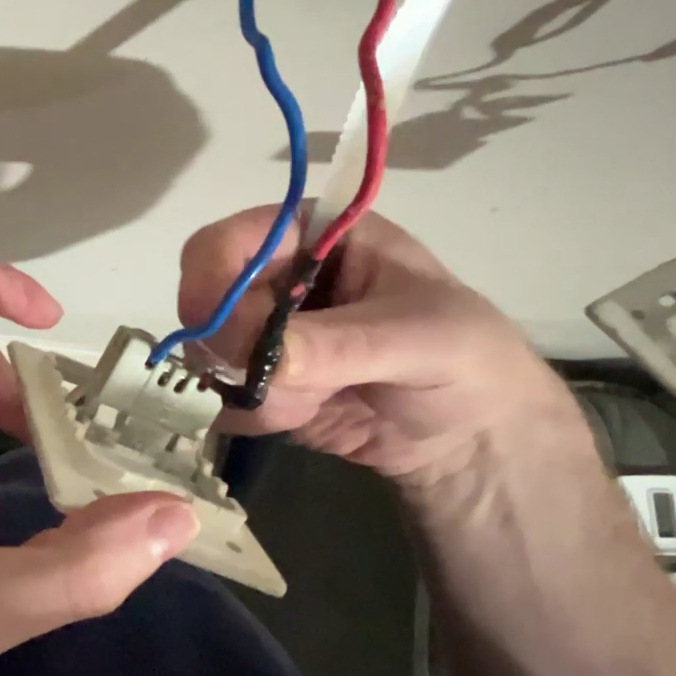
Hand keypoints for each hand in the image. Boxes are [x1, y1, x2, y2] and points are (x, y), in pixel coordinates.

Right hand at [178, 206, 575, 485]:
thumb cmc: (465, 364)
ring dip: (248, 386)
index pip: (225, 243)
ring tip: (313, 401)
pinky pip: (217, 394)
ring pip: (206, 354)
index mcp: (313, 236)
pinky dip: (248, 413)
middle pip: (202, 301)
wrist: (473, 438)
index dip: (213, 283)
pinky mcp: (254, 379)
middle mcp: (273, 277)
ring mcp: (258, 332)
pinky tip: (301, 417)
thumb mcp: (419, 342)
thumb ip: (338, 344)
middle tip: (284, 379)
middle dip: (235, 348)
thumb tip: (259, 354)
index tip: (231, 337)